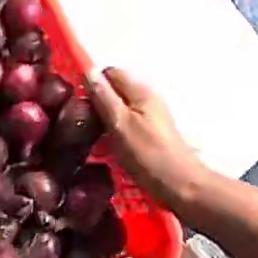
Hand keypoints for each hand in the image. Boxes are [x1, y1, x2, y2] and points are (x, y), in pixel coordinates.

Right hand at [89, 68, 214, 213]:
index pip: (110, 73)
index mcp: (140, 90)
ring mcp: (151, 116)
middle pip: (114, 90)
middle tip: (79, 125)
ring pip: (119, 109)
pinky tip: (106, 149)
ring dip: (104, 120)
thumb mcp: (120, 125)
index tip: (76, 104)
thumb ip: (104, 97)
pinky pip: (126, 124)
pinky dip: (114, 132)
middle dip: (96, 103)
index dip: (91, 83)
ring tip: (89, 139)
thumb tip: (88, 71)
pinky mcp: (152, 133)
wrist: (181, 186)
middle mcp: (147, 97)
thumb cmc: (149, 156)